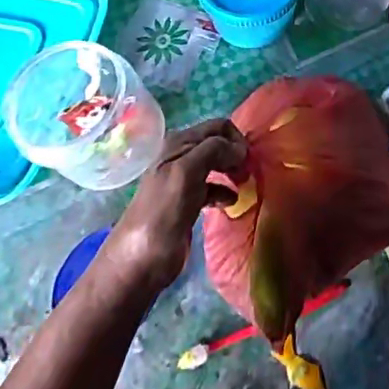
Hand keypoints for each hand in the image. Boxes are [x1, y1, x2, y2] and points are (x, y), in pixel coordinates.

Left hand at [99, 119, 247, 292]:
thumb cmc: (162, 213)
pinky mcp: (188, 203)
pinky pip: (214, 188)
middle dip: (236, 153)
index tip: (248, 159)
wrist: (139, 262)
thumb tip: (240, 149)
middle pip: (218, 143)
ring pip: (217, 165)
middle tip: (248, 172)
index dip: (236, 138)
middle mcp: (181, 156)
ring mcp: (184, 180)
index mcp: (178, 142)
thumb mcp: (186, 172)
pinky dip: (225, 191)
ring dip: (233, 171)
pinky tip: (231, 203)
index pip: (217, 126)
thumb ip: (213, 151)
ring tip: (244, 185)